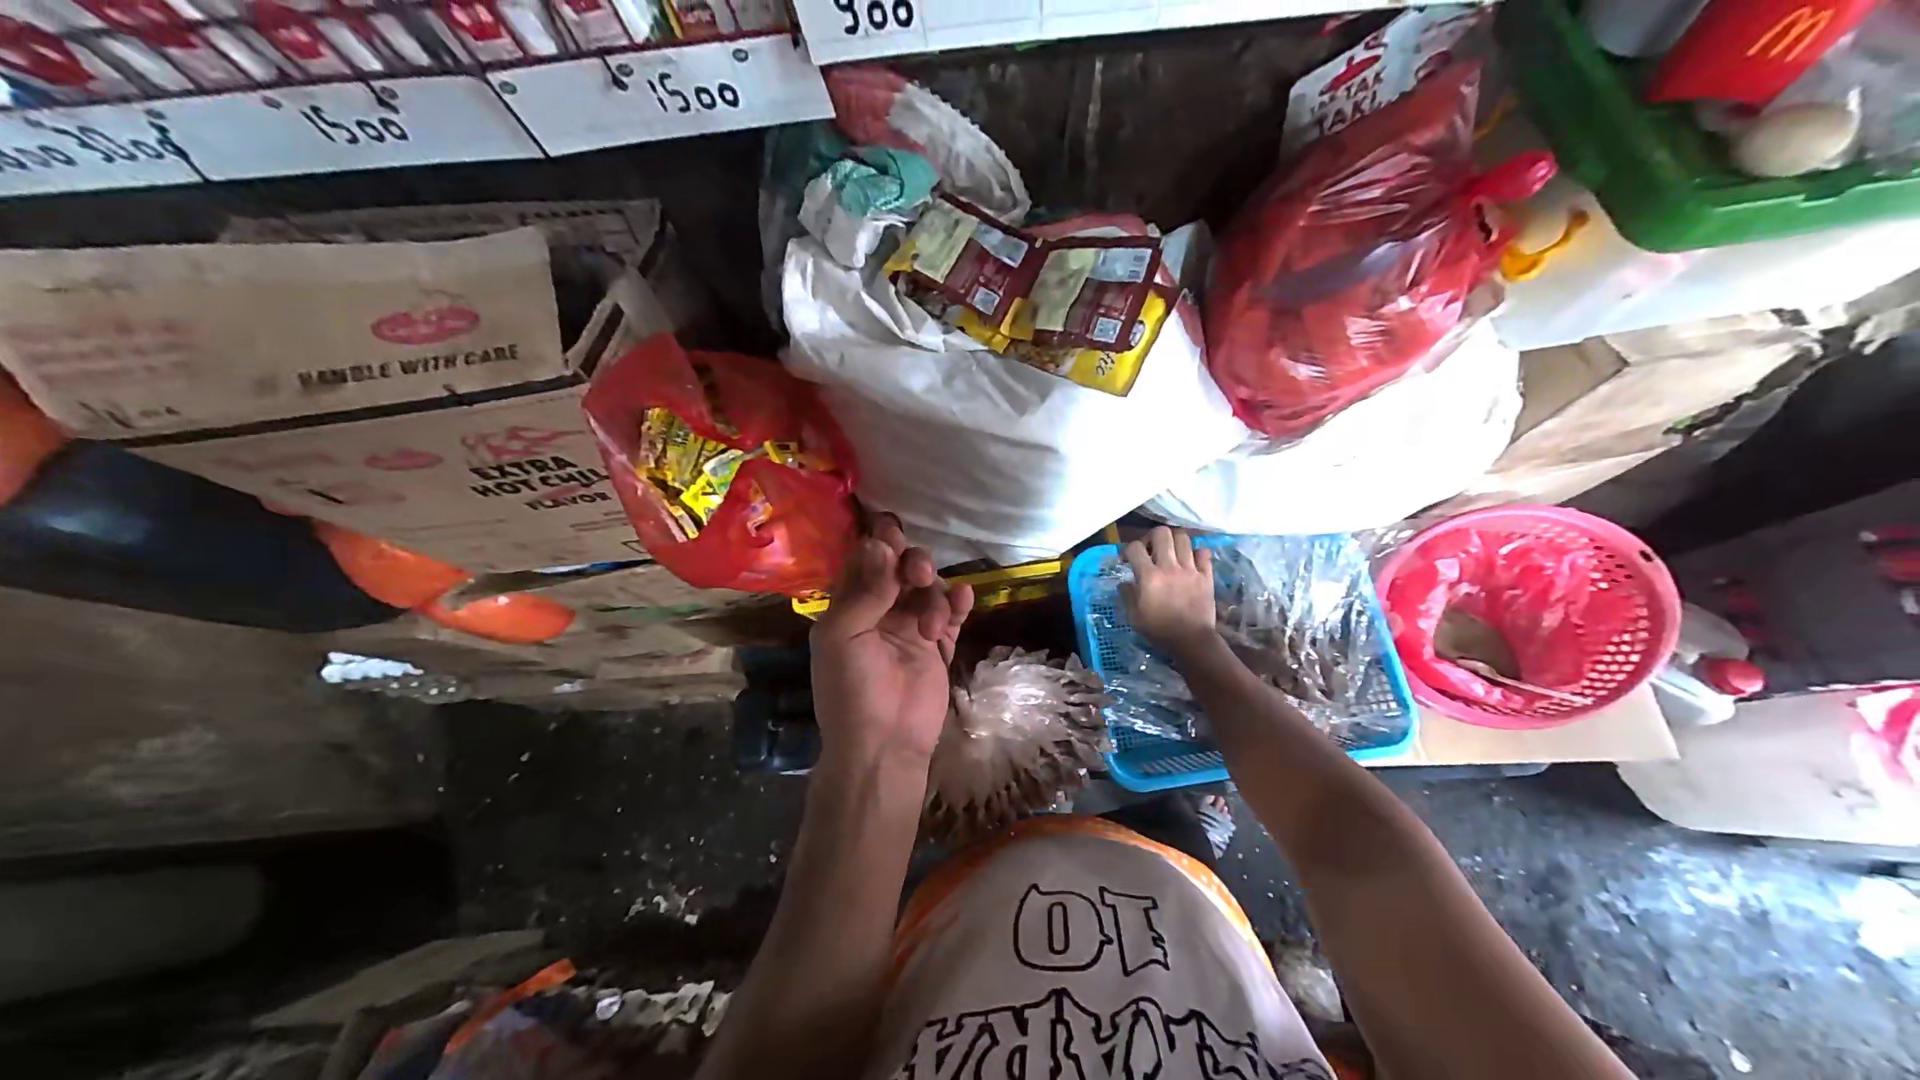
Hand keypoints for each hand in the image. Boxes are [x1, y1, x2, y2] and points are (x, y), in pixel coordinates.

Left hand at [811, 513, 973, 772]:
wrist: (883, 743)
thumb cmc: (852, 688)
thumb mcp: (843, 635)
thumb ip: (865, 590)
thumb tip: (880, 543)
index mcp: (849, 604)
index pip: (866, 560)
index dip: (880, 543)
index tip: (894, 532)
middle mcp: (880, 609)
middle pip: (901, 567)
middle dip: (913, 563)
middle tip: (918, 574)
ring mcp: (911, 626)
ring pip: (928, 587)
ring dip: (934, 594)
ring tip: (932, 626)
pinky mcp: (939, 644)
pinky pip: (951, 612)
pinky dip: (957, 602)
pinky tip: (963, 598)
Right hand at [1123, 526, 1216, 656]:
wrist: (1192, 641)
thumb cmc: (1159, 631)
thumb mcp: (1134, 616)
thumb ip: (1127, 595)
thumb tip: (1125, 582)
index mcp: (1149, 576)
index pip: (1135, 547)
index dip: (1127, 550)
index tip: (1127, 561)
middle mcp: (1170, 567)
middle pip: (1162, 533)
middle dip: (1151, 537)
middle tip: (1150, 550)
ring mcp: (1190, 570)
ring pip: (1183, 538)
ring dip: (1174, 542)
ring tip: (1170, 553)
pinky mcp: (1206, 576)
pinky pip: (1203, 553)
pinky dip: (1196, 553)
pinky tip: (1190, 561)